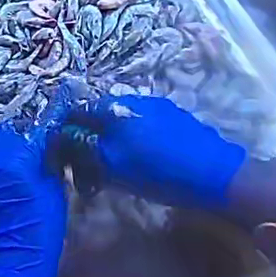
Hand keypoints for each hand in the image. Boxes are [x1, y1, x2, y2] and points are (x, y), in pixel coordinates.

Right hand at [68, 94, 246, 210]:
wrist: (216, 175)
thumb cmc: (157, 170)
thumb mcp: (110, 162)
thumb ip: (81, 146)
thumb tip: (59, 138)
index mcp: (112, 106)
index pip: (73, 114)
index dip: (62, 138)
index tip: (60, 163)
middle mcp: (131, 99)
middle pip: (94, 120)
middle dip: (83, 147)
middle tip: (84, 177)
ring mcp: (154, 108)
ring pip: (115, 127)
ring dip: (105, 150)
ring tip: (107, 177)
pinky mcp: (172, 121)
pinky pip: (135, 131)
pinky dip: (125, 148)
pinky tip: (132, 168)